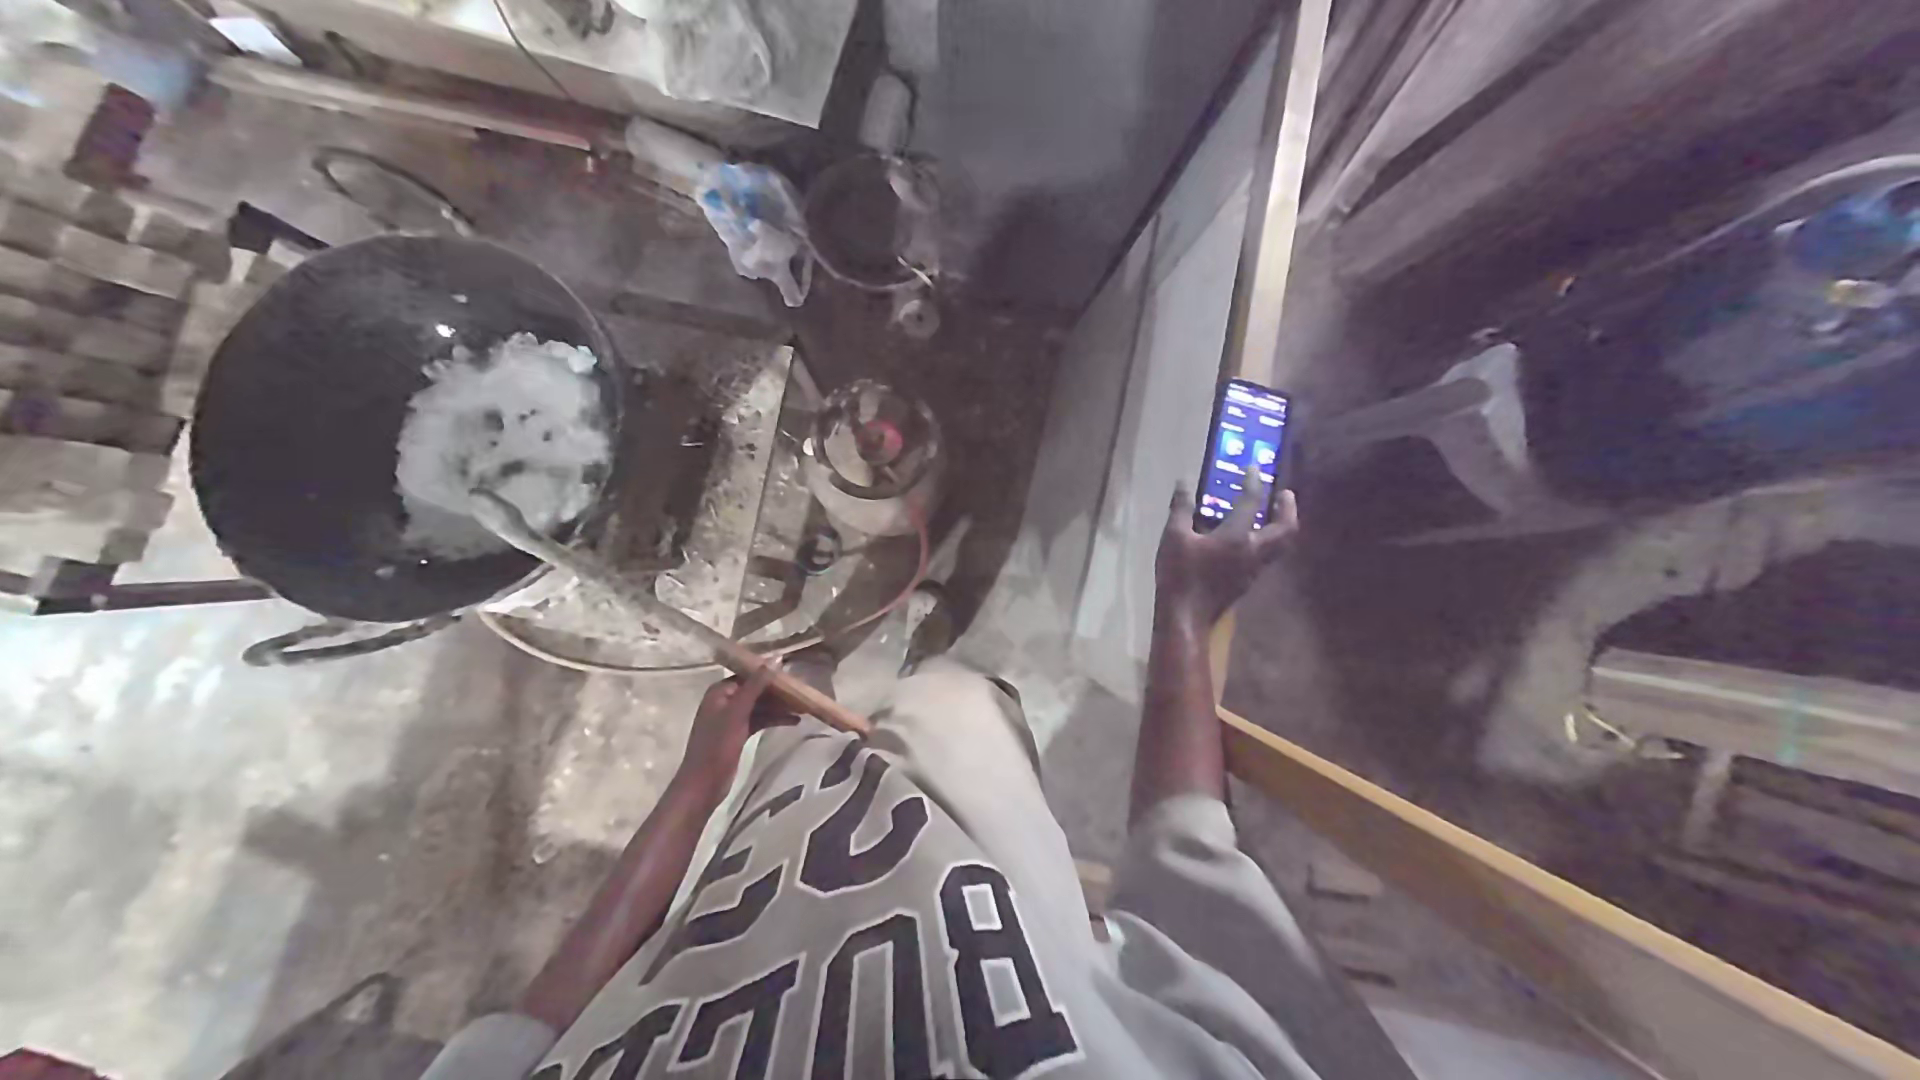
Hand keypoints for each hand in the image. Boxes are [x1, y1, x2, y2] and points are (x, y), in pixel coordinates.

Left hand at [679, 663, 796, 798]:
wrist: (703, 784)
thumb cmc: (718, 745)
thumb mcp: (738, 712)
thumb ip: (756, 685)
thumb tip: (776, 659)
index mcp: (720, 692)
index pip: (750, 675)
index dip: (771, 675)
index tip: (794, 677)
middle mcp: (725, 701)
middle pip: (757, 690)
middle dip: (779, 693)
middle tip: (804, 694)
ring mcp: (731, 718)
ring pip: (761, 706)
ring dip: (780, 707)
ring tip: (805, 709)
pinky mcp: (738, 733)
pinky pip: (760, 720)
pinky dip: (774, 720)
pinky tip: (794, 722)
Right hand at [1156, 468, 1298, 627]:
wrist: (1185, 617)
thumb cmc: (1180, 575)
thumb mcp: (1174, 537)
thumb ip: (1181, 509)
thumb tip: (1183, 483)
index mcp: (1237, 537)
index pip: (1251, 503)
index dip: (1253, 483)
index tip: (1255, 468)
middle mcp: (1253, 552)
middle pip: (1285, 529)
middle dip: (1287, 509)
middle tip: (1284, 494)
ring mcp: (1253, 570)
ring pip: (1279, 545)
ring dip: (1281, 526)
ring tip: (1272, 514)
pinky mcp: (1246, 582)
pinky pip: (1266, 557)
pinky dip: (1266, 541)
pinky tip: (1250, 540)